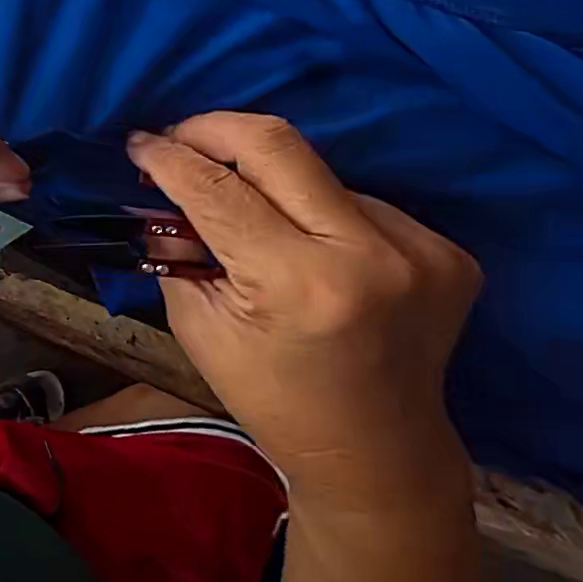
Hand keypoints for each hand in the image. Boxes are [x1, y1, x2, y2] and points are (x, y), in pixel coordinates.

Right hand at [126, 113, 481, 510]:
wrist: (378, 452)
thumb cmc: (269, 395)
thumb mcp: (196, 323)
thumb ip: (177, 248)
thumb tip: (161, 190)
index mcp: (298, 284)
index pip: (217, 189)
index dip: (167, 157)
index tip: (137, 143)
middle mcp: (369, 254)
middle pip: (276, 143)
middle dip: (211, 128)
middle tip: (176, 139)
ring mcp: (419, 248)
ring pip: (311, 169)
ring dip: (259, 175)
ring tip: (238, 208)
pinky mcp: (445, 248)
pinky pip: (350, 197)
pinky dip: (307, 205)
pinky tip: (300, 240)